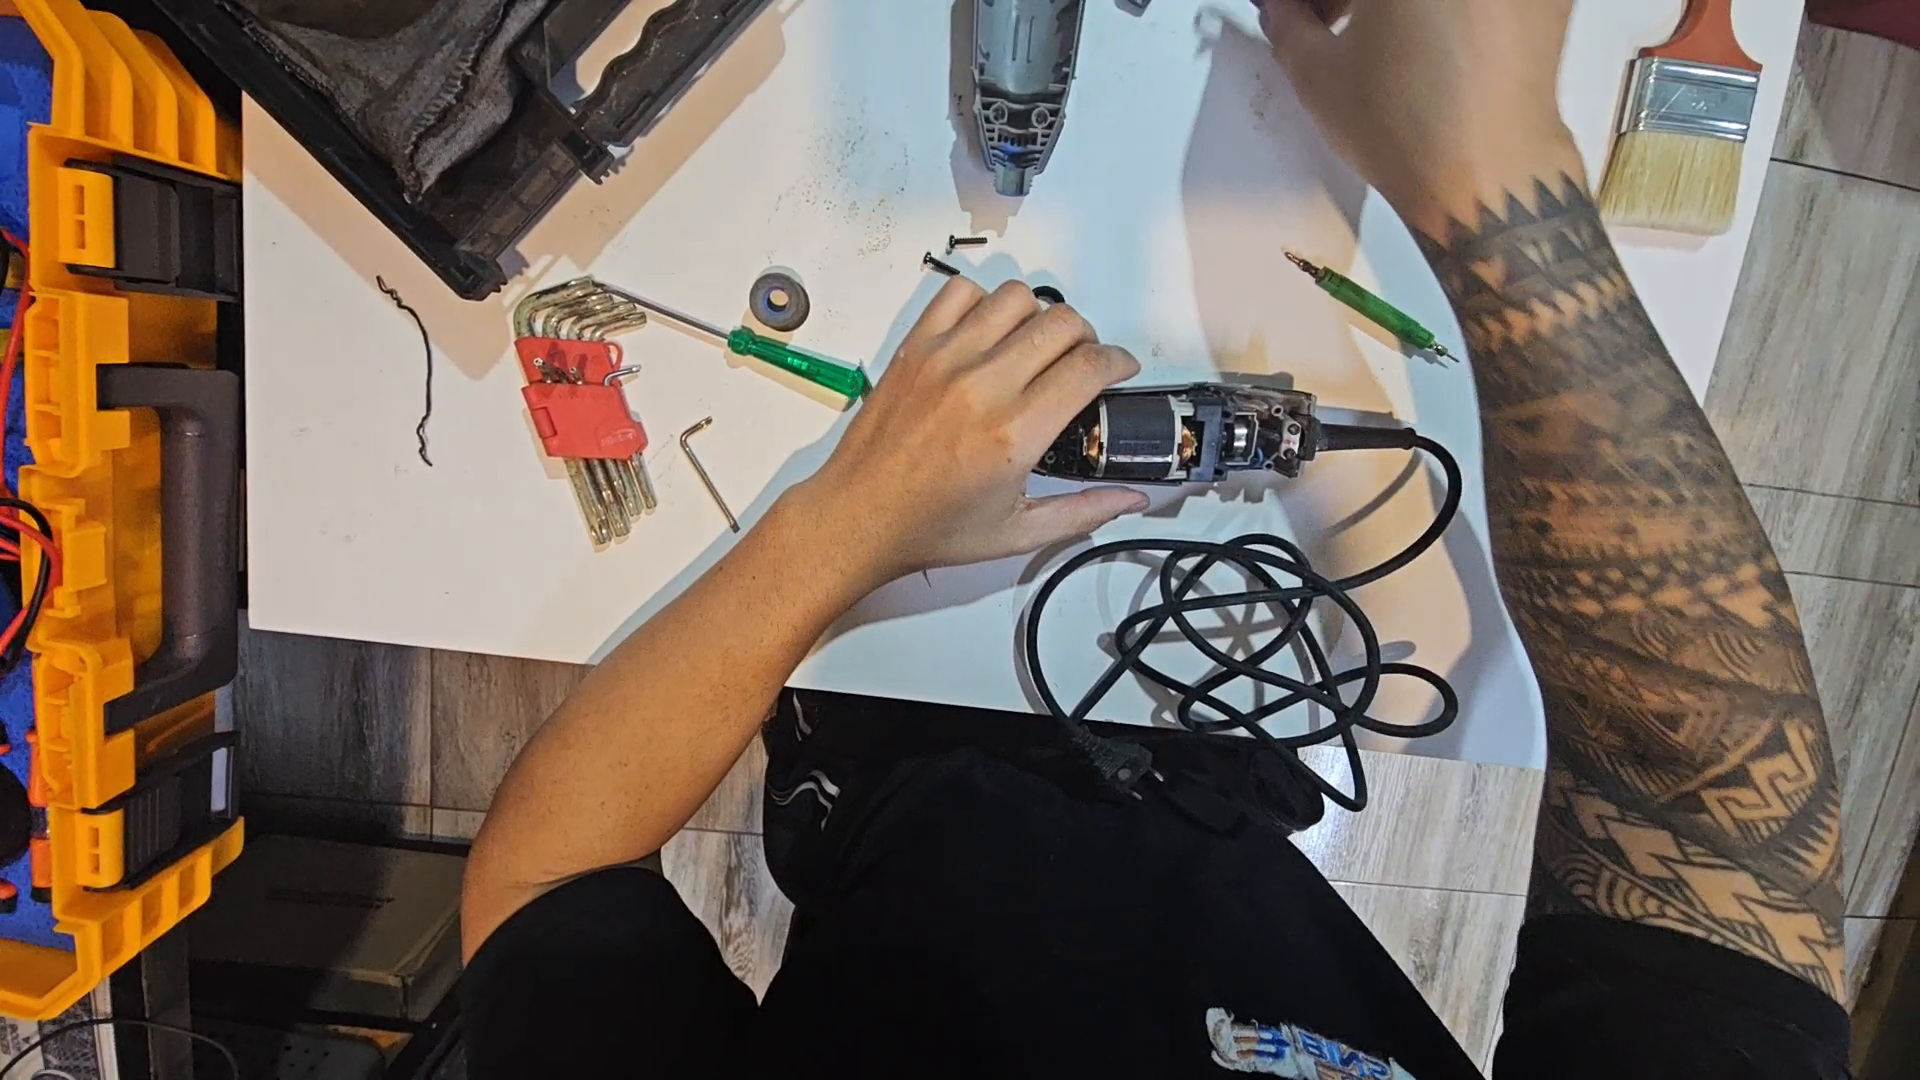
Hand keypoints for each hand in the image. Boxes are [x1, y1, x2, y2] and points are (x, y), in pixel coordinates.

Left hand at [792, 278, 1147, 581]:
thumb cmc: (930, 528)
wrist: (859, 517)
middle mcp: (981, 386)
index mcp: (1013, 434)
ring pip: (1017, 298)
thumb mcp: (1017, 533)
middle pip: (1062, 323)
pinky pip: (960, 292)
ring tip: (1035, 348)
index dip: (1118, 361)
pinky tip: (988, 335)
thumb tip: (1132, 500)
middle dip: (1087, 338)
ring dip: (1039, 317)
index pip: (1089, 366)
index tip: (1118, 370)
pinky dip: (985, 303)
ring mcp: (944, 360)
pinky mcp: (914, 348)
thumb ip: (1083, 512)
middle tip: (1080, 364)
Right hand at [1256, 0, 1585, 233]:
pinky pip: (1472, 1)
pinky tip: (1424, 43)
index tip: (1293, 13)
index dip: (1307, 2)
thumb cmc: (1399, 123)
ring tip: (1374, 37)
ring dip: (1390, 6)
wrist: (1482, 165)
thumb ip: (1288, 26)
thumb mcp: (1318, 77)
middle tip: (1325, 23)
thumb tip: (1279, 6)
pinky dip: (1444, 12)